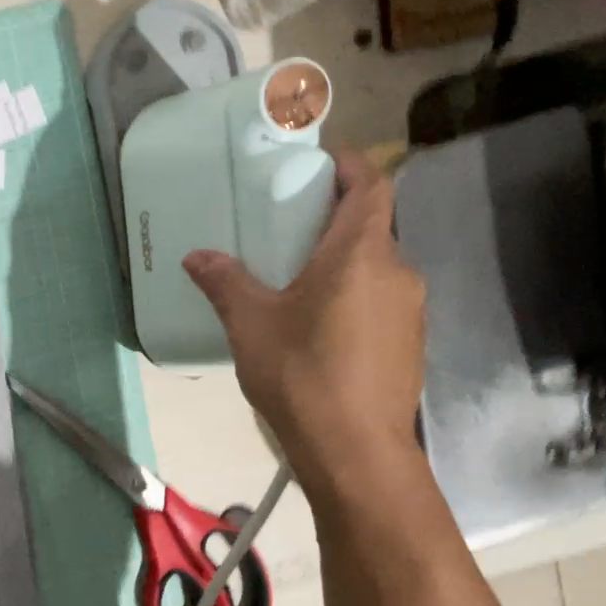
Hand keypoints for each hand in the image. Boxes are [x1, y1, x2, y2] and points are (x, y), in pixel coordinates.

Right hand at [183, 148, 425, 491]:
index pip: (370, 188)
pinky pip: (376, 299)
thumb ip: (226, 283)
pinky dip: (348, 294)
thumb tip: (198, 256)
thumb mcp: (250, 324)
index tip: (321, 159)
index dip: (351, 165)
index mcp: (360, 256)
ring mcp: (408, 307)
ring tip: (291, 279)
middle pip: (371, 227)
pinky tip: (312, 324)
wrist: (353, 446)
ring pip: (373, 266)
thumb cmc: (300, 373)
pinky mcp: (407, 340)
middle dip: (331, 219)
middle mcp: (396, 271)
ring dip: (338, 261)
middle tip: (286, 225)